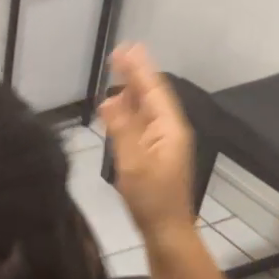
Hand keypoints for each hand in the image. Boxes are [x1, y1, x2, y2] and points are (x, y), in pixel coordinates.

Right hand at [97, 44, 194, 236]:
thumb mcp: (133, 162)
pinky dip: (128, 112)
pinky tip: (118, 109)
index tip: (126, 48)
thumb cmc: (151, 198)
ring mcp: (162, 144)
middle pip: (151, 97)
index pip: (152, 91)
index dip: (139, 69)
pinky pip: (141, 125)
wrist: (165, 230)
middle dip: (135, 75)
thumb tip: (109, 99)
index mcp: (169, 129)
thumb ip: (122, 129)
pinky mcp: (153, 156)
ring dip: (131, 92)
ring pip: (146, 110)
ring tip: (117, 74)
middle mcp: (168, 131)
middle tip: (119, 54)